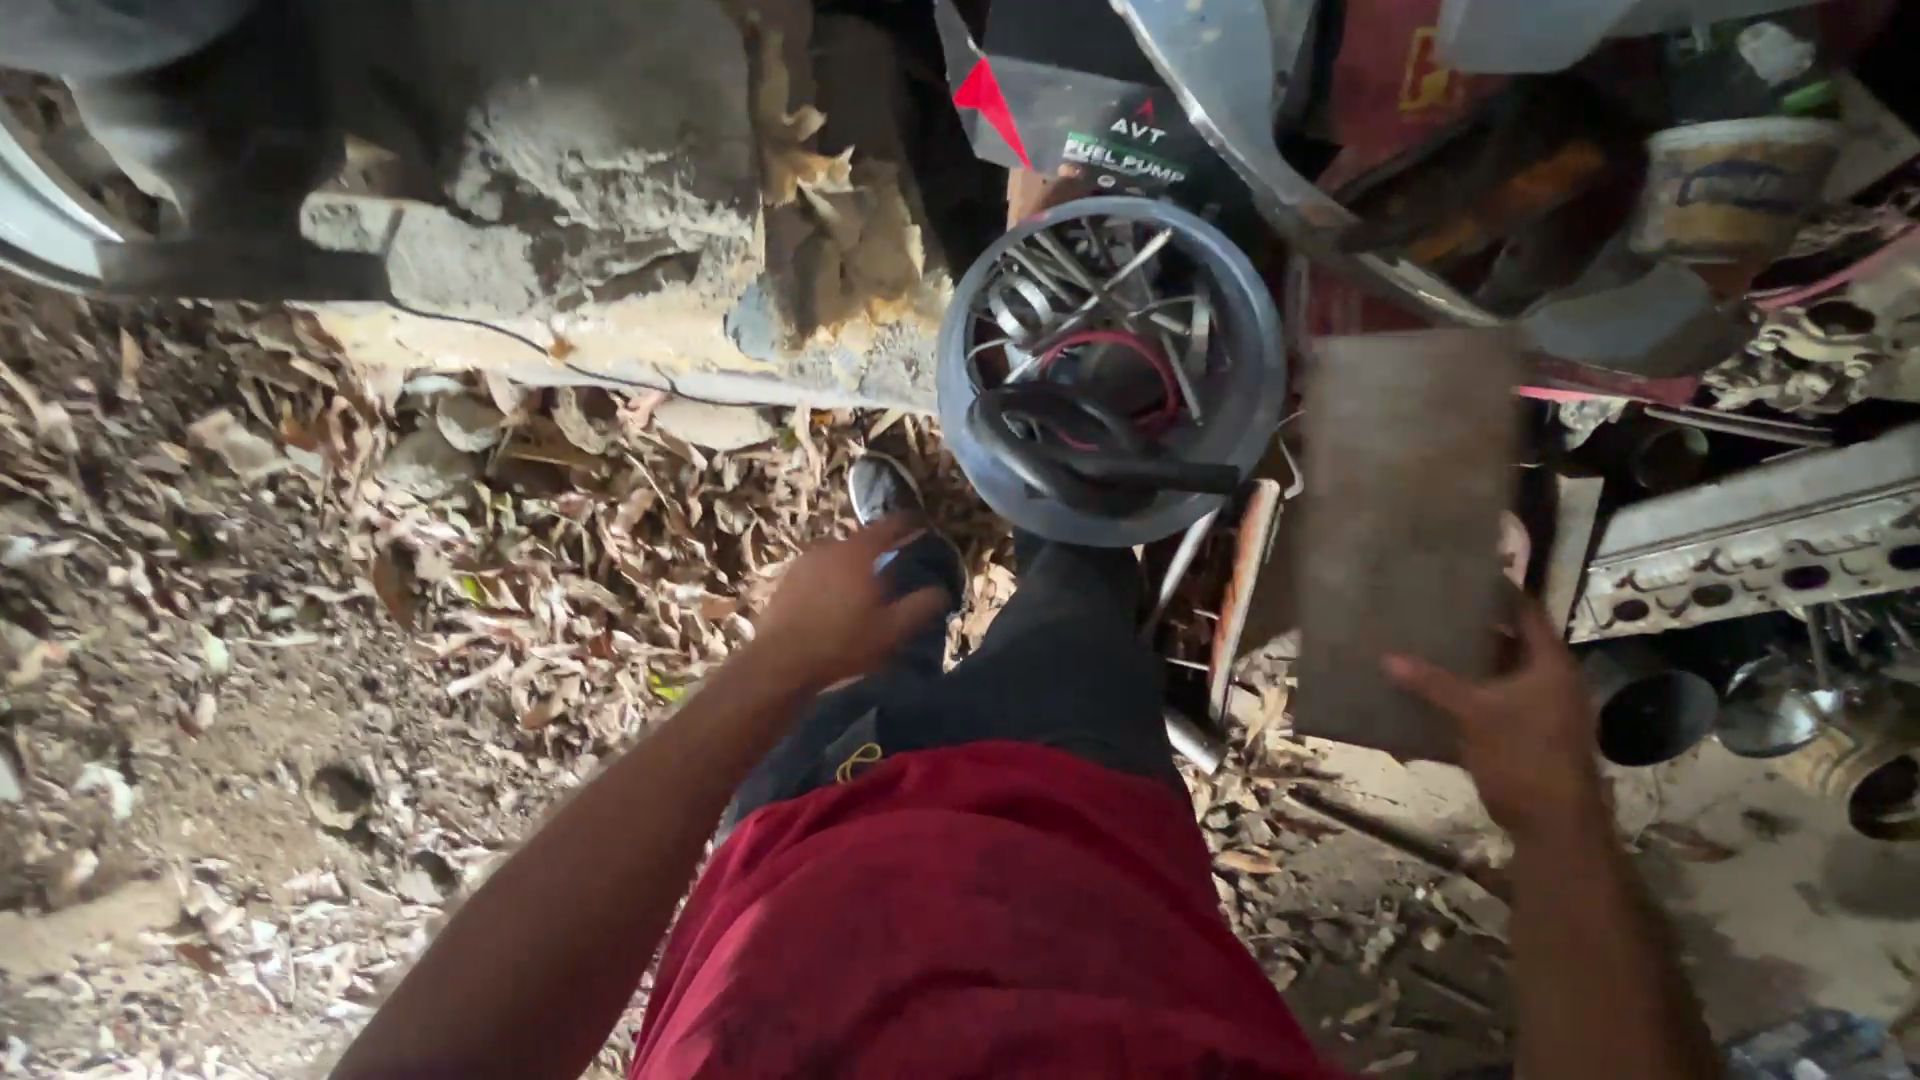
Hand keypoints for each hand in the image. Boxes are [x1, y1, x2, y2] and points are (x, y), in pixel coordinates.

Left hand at [751, 516, 951, 690]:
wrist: (779, 662)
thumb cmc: (842, 643)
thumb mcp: (891, 630)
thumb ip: (920, 607)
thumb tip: (941, 591)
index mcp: (858, 552)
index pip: (890, 526)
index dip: (909, 524)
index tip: (922, 526)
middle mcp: (830, 547)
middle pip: (862, 541)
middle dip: (880, 551)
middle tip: (895, 567)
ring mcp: (804, 562)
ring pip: (839, 557)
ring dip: (854, 567)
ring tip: (864, 589)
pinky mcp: (786, 580)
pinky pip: (819, 572)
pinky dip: (832, 579)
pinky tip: (834, 602)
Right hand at [1383, 601, 1605, 841]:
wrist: (1552, 824)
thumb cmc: (1525, 757)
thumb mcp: (1475, 714)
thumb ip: (1432, 683)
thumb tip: (1386, 657)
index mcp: (1550, 666)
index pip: (1526, 614)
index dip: (1500, 592)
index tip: (1464, 572)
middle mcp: (1546, 681)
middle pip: (1507, 641)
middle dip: (1471, 625)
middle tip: (1429, 603)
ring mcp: (1533, 709)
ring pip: (1493, 673)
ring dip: (1462, 660)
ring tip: (1419, 638)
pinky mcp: (1517, 732)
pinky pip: (1484, 700)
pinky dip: (1459, 691)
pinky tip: (1424, 685)